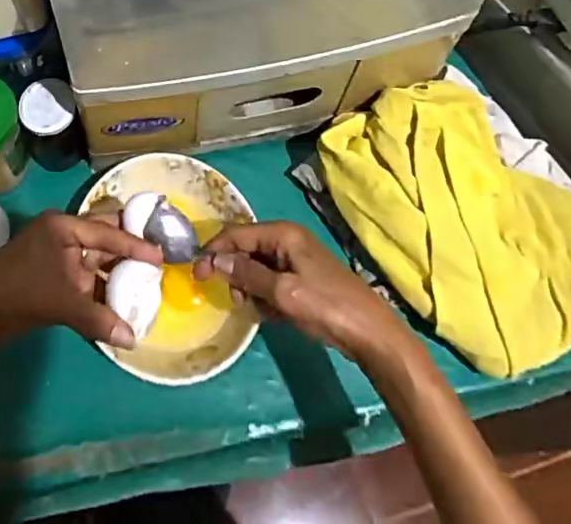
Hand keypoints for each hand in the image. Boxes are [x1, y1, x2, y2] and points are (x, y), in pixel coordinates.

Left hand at [0, 210, 162, 351]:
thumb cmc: (21, 294)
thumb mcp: (64, 304)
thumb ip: (99, 319)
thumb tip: (132, 339)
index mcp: (62, 227)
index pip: (107, 233)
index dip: (134, 246)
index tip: (160, 256)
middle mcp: (60, 233)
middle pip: (101, 239)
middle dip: (126, 252)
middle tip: (155, 262)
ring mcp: (54, 252)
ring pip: (92, 258)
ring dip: (113, 271)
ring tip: (142, 282)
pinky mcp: (50, 271)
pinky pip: (82, 273)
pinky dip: (98, 285)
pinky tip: (117, 298)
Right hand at [194, 221, 410, 364]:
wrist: (373, 335)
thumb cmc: (327, 307)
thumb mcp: (283, 292)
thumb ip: (248, 274)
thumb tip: (216, 260)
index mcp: (284, 234)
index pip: (237, 234)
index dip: (215, 251)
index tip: (197, 275)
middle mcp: (288, 240)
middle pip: (245, 250)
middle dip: (235, 273)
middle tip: (236, 300)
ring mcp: (296, 261)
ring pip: (256, 268)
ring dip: (251, 289)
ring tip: (259, 310)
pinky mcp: (302, 280)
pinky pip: (271, 283)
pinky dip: (266, 297)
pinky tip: (274, 315)